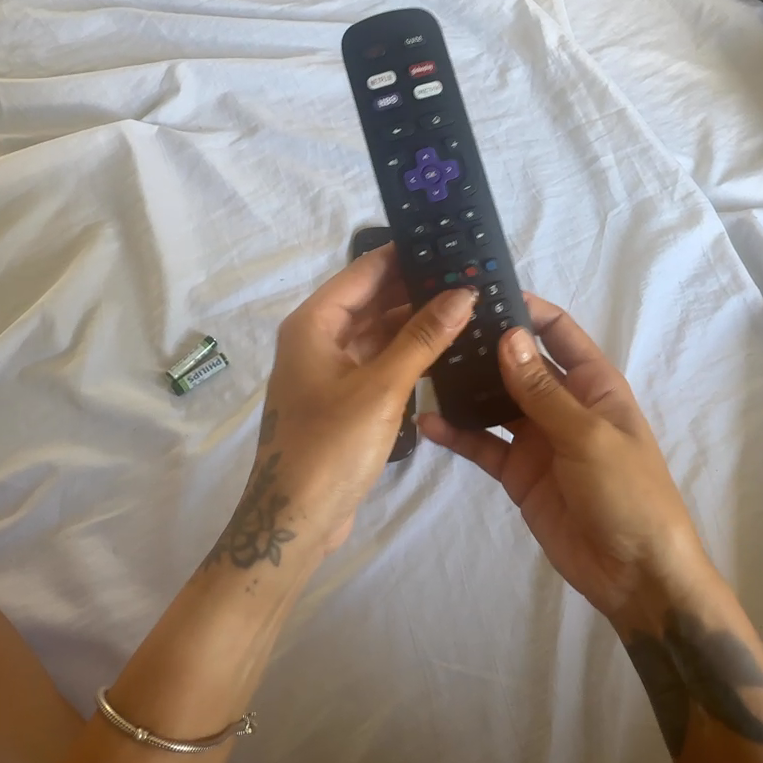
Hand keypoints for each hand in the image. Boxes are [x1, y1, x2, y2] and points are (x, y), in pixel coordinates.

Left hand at [242, 243, 475, 562]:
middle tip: (468, 274)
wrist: (294, 521)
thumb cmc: (330, 446)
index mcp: (314, 324)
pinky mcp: (344, 397)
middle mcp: (318, 339)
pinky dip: (408, 351)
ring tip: (466, 304)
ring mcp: (330, 369)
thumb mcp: (381, 387)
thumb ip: (423, 337)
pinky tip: (446, 346)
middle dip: (416, 286)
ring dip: (415, 320)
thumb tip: (463, 293)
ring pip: (378, 330)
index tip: (449, 242)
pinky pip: (379, 359)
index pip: (365, 271)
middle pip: (372, 298)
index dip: (405, 254)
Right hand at [419, 296, 715, 624]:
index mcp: (592, 384)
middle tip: (438, 326)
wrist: (634, 576)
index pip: (558, 331)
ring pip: (495, 401)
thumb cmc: (627, 493)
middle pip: (519, 363)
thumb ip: (543, 391)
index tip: (483, 292)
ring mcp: (538, 438)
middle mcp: (562, 403)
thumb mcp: (588, 436)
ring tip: (424, 367)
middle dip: (485, 345)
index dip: (526, 309)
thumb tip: (508, 336)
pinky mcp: (519, 471)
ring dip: (466, 387)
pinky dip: (458, 434)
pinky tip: (428, 423)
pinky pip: (484, 444)